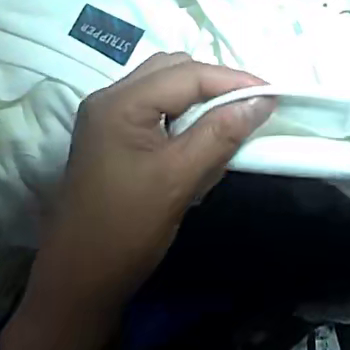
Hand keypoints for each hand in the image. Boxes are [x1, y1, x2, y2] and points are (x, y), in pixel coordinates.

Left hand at [1, 53, 274, 349]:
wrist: (78, 281)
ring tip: (232, 117)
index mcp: (120, 103)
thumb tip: (261, 101)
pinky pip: (156, 105)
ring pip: (165, 84)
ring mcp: (108, 115)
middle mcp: (110, 98)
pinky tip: (203, 132)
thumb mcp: (180, 179)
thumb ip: (221, 133)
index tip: (272, 93)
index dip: (232, 80)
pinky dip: (184, 112)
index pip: (186, 74)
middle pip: (173, 69)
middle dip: (216, 83)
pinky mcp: (113, 133)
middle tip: (252, 104)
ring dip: (200, 96)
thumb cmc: (126, 230)